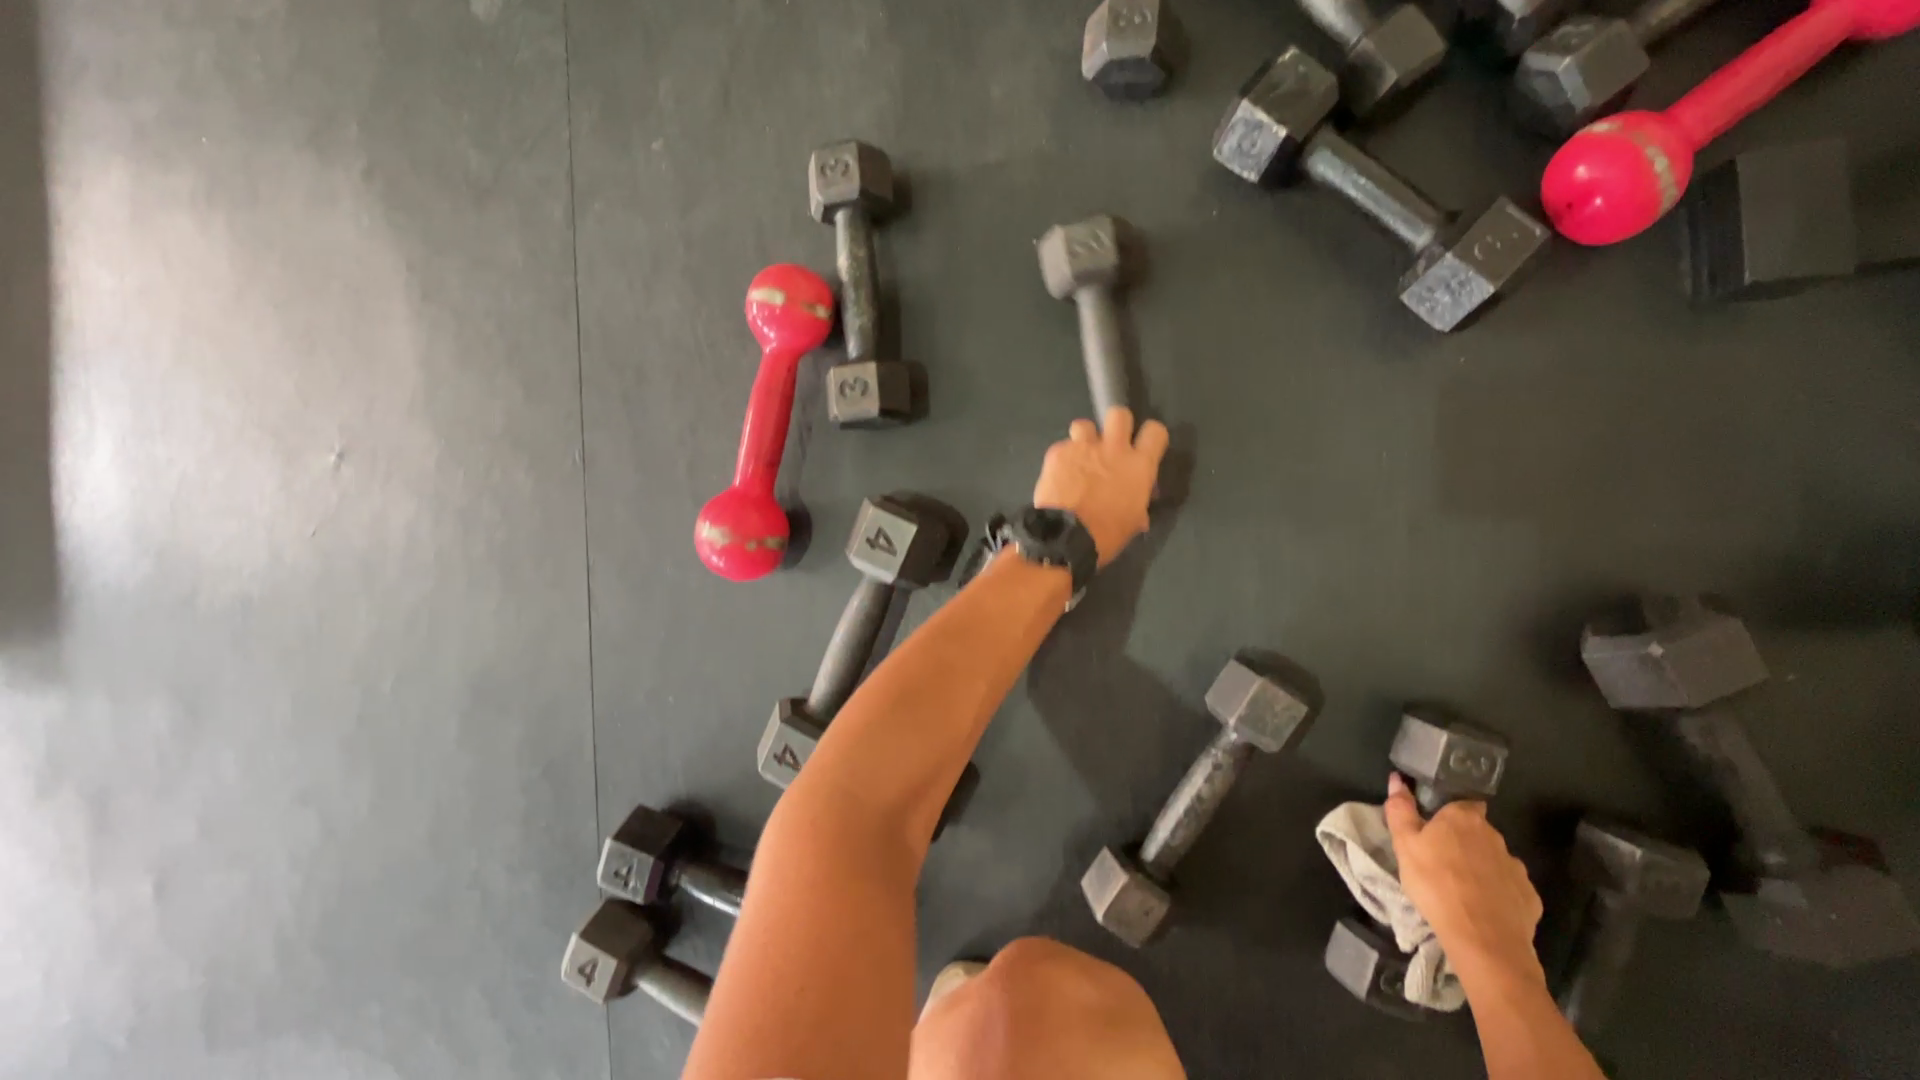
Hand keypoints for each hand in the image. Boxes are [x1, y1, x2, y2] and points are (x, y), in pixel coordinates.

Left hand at [1033, 408, 1168, 566]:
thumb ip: (1137, 502)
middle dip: (1115, 424)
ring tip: (1078, 456)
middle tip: (1109, 442)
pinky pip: (1061, 447)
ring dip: (1083, 438)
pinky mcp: (1058, 452)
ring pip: (1084, 424)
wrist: (1067, 537)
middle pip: (1119, 413)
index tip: (1142, 445)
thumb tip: (1139, 507)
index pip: (1155, 431)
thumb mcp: (1133, 521)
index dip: (1149, 436)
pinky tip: (1058, 474)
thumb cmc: (1107, 535)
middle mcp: (1114, 448)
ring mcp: (1083, 447)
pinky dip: (1061, 459)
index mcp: (1139, 466)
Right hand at [1384, 773, 1544, 990]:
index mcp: (1463, 818)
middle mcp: (1495, 836)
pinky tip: (1483, 908)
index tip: (1438, 827)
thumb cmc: (1435, 883)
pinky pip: (1510, 888)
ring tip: (1462, 889)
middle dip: (1465, 842)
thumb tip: (1397, 779)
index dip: (1451, 813)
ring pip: (1495, 860)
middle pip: (1479, 832)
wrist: (1482, 937)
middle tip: (1442, 861)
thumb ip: (1400, 811)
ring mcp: (1516, 867)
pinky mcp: (1529, 896)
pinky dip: (1498, 893)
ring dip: (1482, 868)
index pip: (1463, 803)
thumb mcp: (1404, 845)